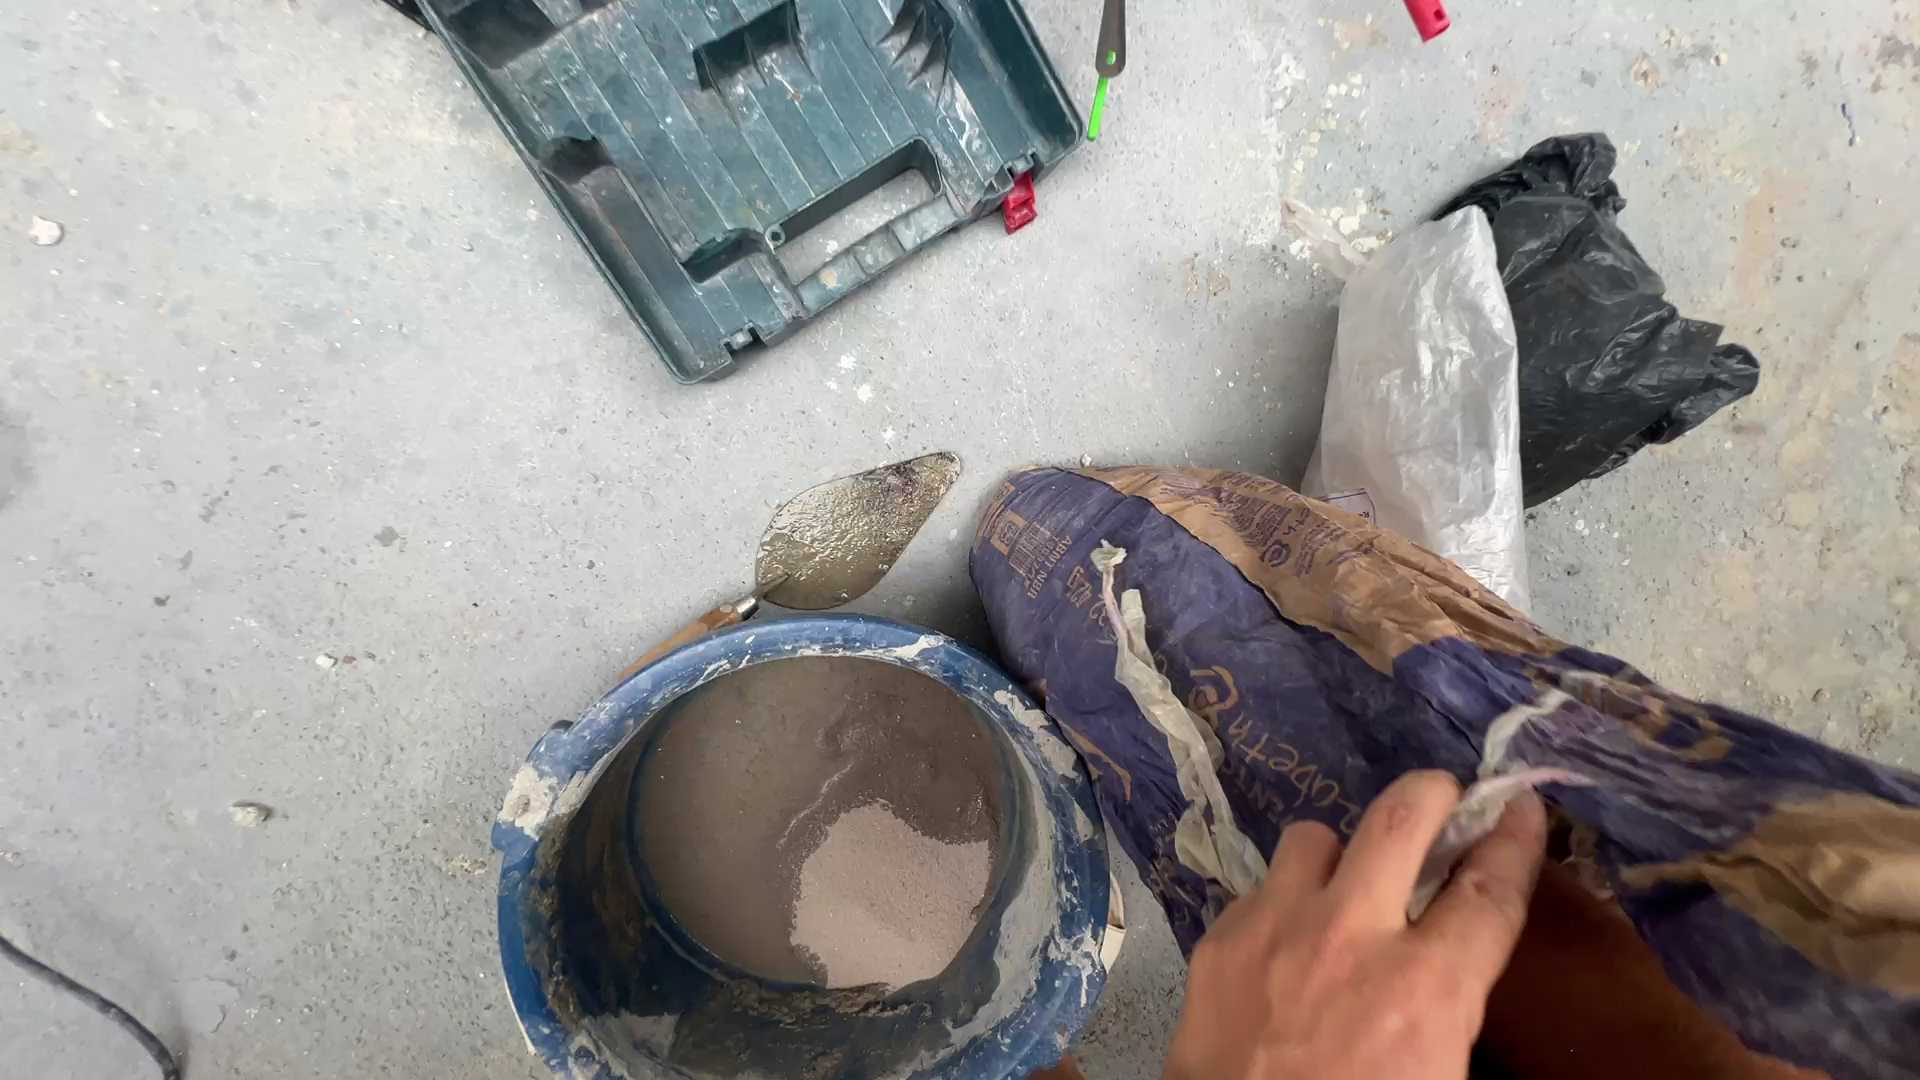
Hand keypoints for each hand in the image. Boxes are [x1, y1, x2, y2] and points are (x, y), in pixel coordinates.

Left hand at [1164, 770, 1546, 1079]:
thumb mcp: (1441, 1077)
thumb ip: (1451, 1008)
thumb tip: (1451, 961)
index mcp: (1425, 989)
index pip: (1487, 893)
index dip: (1513, 842)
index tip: (1521, 807)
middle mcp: (1350, 933)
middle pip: (1396, 821)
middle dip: (1427, 791)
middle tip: (1440, 788)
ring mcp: (1275, 921)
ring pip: (1312, 837)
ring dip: (1336, 852)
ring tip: (1341, 881)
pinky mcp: (1222, 930)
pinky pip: (1263, 887)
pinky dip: (1283, 902)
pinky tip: (1282, 939)